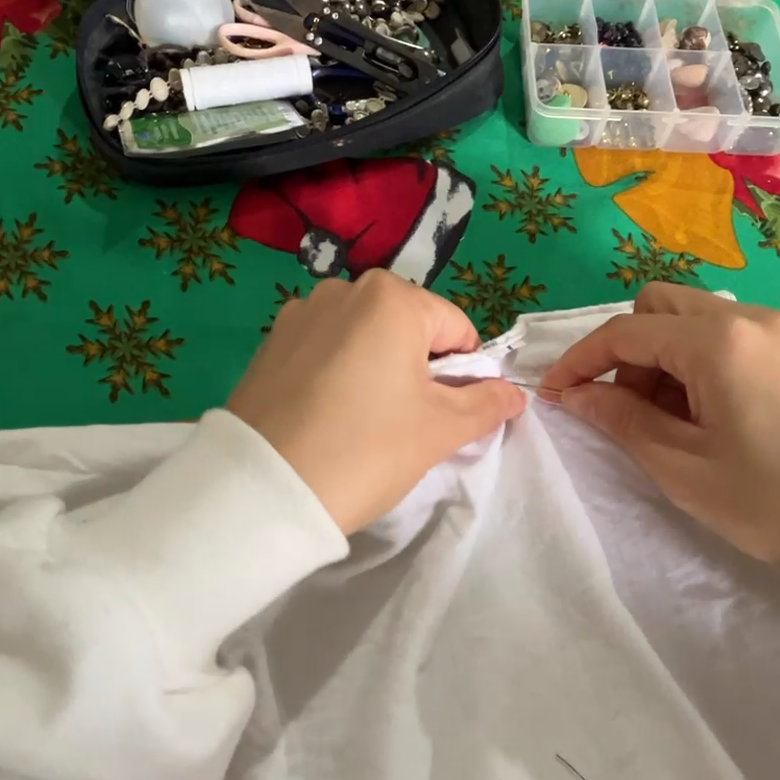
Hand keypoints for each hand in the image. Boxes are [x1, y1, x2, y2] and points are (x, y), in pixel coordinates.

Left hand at [228, 270, 527, 534]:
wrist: (264, 489)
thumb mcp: (439, 430)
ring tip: (360, 421)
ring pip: (365, 338)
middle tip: (402, 422)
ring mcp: (301, 313)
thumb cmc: (366, 450)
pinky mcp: (271, 341)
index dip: (463, 374)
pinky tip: (325, 415)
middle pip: (409, 328)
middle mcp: (344, 289)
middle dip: (418, 370)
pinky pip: (326, 349)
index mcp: (392, 298)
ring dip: (377, 369)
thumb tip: (515, 392)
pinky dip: (337, 373)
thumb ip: (486, 404)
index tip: (442, 416)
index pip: (456, 329)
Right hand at [539, 284, 779, 593]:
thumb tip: (574, 394)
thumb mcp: (684, 468)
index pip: (626, 331)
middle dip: (626, 350)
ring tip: (672, 418)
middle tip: (627, 408)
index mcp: (717, 343)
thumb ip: (621, 420)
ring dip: (662, 354)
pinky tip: (711, 411)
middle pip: (658, 305)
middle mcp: (748, 318)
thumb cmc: (776, 503)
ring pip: (693, 316)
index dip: (581, 359)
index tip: (556, 392)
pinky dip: (698, 358)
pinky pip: (727, 333)